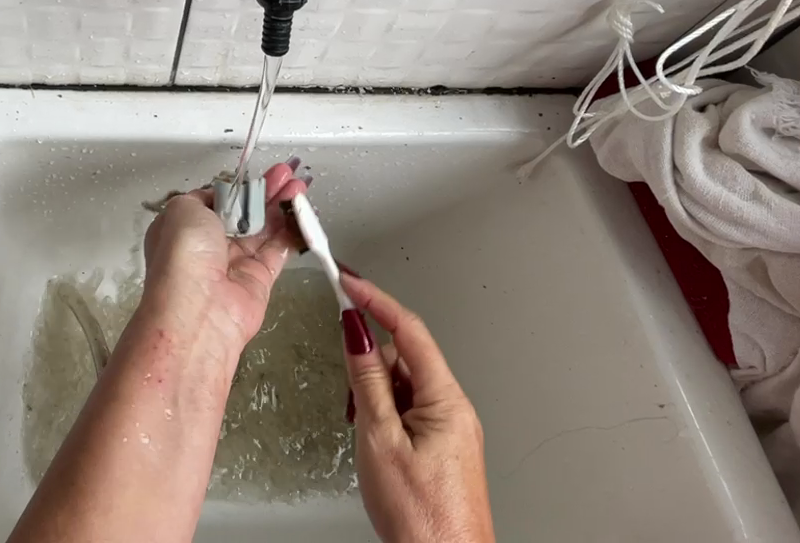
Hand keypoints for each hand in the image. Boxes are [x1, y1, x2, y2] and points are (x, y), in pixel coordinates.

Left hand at [139, 165, 304, 352]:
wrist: (198, 309)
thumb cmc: (183, 253)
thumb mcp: (183, 208)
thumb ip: (206, 196)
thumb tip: (221, 195)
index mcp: (184, 226)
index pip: (216, 200)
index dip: (238, 187)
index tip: (258, 174)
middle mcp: (208, 245)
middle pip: (243, 212)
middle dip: (265, 191)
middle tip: (287, 174)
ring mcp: (234, 262)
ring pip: (263, 228)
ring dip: (281, 206)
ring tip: (300, 186)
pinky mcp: (259, 279)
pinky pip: (278, 250)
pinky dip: (292, 231)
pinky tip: (302, 213)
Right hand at [342, 273, 494, 542]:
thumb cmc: (422, 518)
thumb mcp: (381, 438)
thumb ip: (367, 379)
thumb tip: (355, 329)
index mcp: (446, 400)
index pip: (408, 329)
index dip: (376, 299)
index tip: (348, 280)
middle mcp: (452, 408)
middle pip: (402, 355)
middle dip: (368, 360)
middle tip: (348, 386)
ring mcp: (447, 427)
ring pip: (401, 382)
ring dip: (372, 390)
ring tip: (361, 426)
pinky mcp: (439, 445)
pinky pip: (405, 406)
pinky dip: (381, 409)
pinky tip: (371, 435)